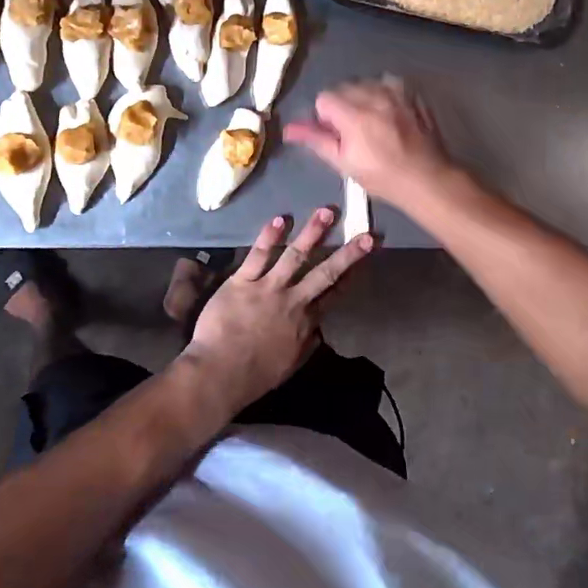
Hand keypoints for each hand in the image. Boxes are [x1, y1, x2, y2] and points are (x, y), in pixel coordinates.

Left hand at [179, 209, 375, 413]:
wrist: (220, 373)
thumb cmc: (255, 375)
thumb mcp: (290, 364)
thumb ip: (306, 343)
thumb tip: (318, 330)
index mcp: (306, 321)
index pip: (335, 293)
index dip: (353, 274)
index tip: (367, 259)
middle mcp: (293, 300)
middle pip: (326, 272)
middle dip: (348, 252)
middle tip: (367, 234)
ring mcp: (268, 288)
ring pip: (295, 255)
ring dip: (312, 232)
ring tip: (327, 211)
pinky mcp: (242, 282)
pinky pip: (258, 255)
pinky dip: (268, 236)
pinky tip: (280, 218)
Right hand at [284, 76, 460, 210]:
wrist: (426, 178)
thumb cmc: (381, 176)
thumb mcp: (343, 163)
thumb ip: (316, 140)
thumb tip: (289, 129)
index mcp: (353, 114)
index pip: (324, 98)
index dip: (325, 117)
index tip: (335, 134)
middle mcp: (374, 96)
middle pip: (344, 87)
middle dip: (343, 105)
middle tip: (352, 131)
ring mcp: (396, 93)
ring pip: (366, 83)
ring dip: (363, 97)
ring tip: (372, 121)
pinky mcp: (413, 94)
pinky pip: (390, 83)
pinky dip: (384, 93)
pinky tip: (390, 113)